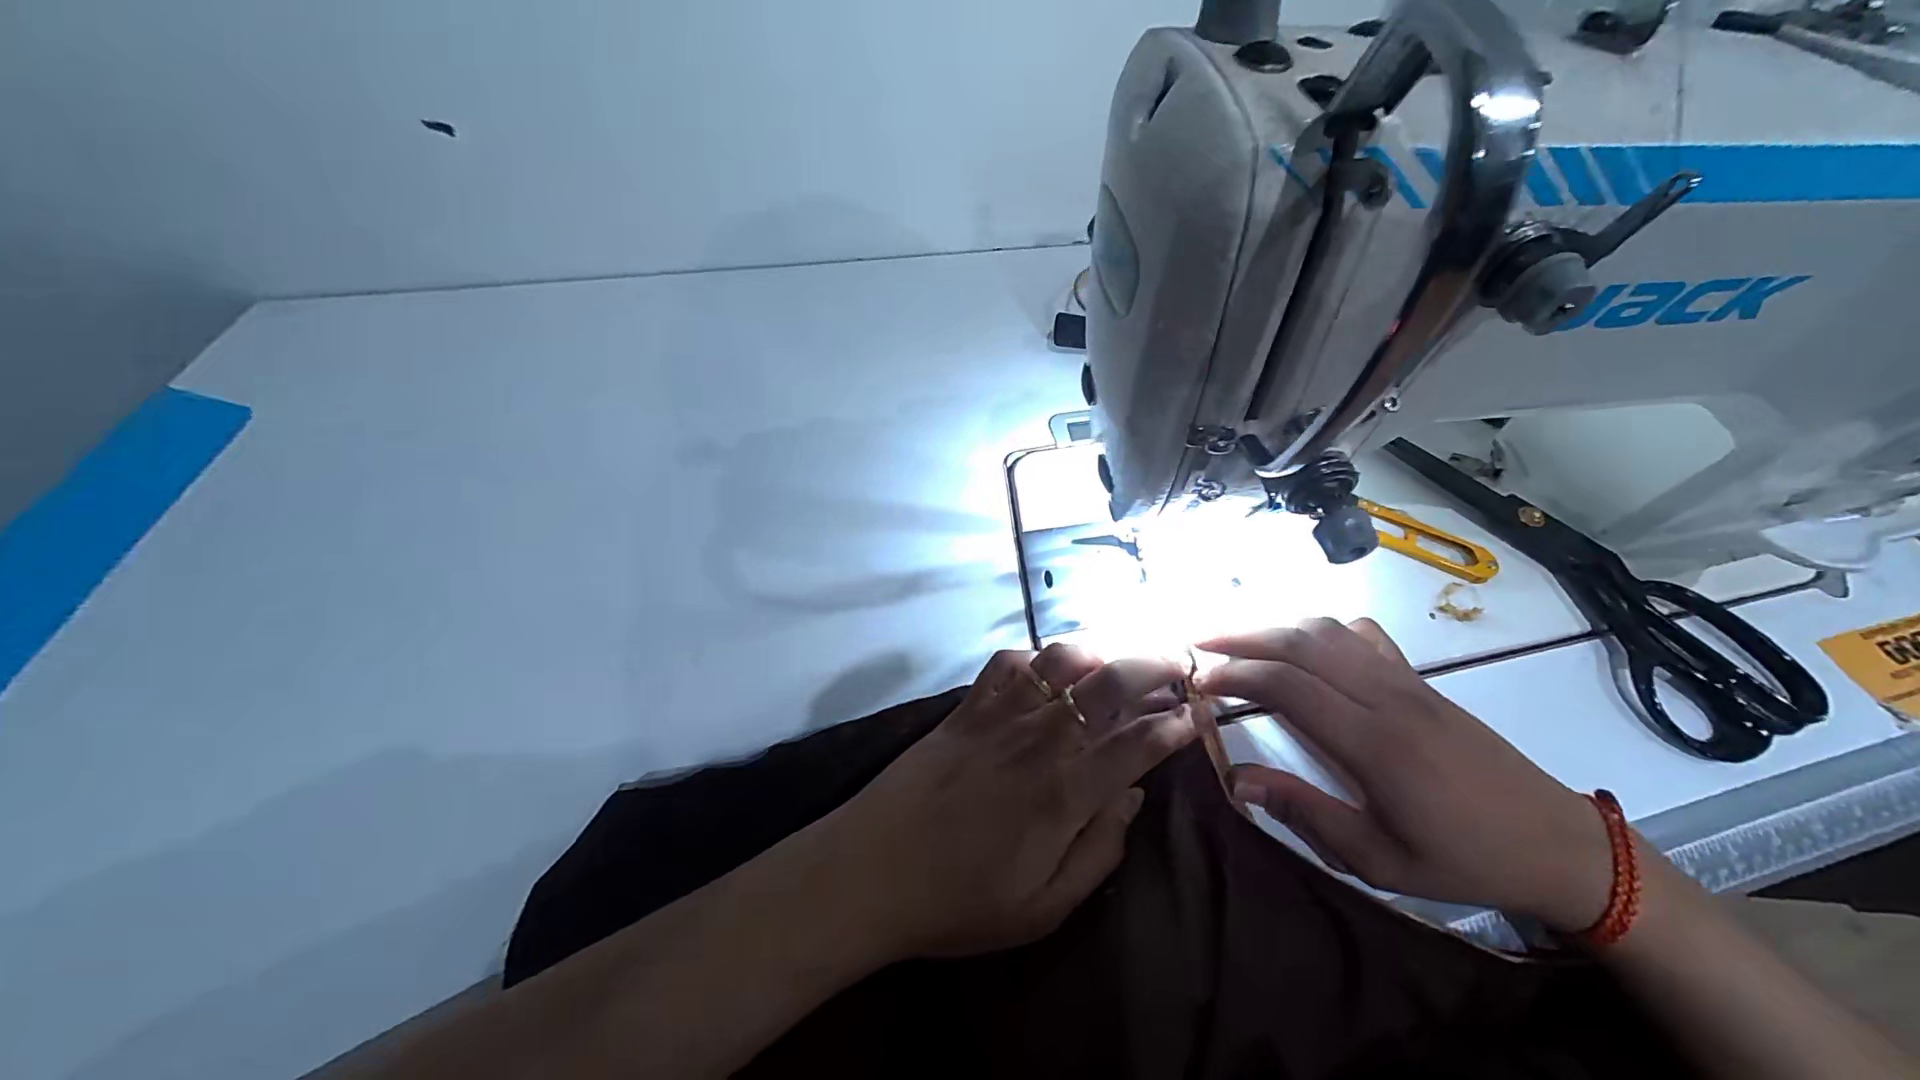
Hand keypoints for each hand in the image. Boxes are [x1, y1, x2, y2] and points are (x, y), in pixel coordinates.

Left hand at [818, 646, 1193, 958]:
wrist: (870, 871)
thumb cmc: (959, 901)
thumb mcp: (1043, 908)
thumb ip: (1099, 850)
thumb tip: (1132, 796)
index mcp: (1066, 792)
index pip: (1138, 742)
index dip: (1173, 725)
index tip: (1193, 716)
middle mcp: (1039, 740)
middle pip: (1108, 681)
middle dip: (1151, 666)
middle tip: (1174, 666)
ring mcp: (998, 716)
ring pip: (1058, 659)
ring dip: (1096, 651)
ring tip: (1113, 661)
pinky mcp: (963, 709)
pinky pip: (1005, 664)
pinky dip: (1033, 657)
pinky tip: (1042, 671)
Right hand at [1199, 618, 1612, 931]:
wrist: (1558, 846)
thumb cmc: (1462, 860)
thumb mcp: (1377, 858)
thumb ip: (1304, 813)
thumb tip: (1238, 780)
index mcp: (1374, 743)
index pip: (1288, 685)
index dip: (1236, 675)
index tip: (1200, 682)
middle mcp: (1388, 698)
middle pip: (1302, 643)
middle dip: (1244, 638)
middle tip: (1203, 647)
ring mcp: (1409, 683)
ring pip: (1331, 631)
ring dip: (1278, 628)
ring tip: (1242, 643)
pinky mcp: (1422, 682)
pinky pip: (1364, 637)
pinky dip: (1324, 632)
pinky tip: (1309, 650)